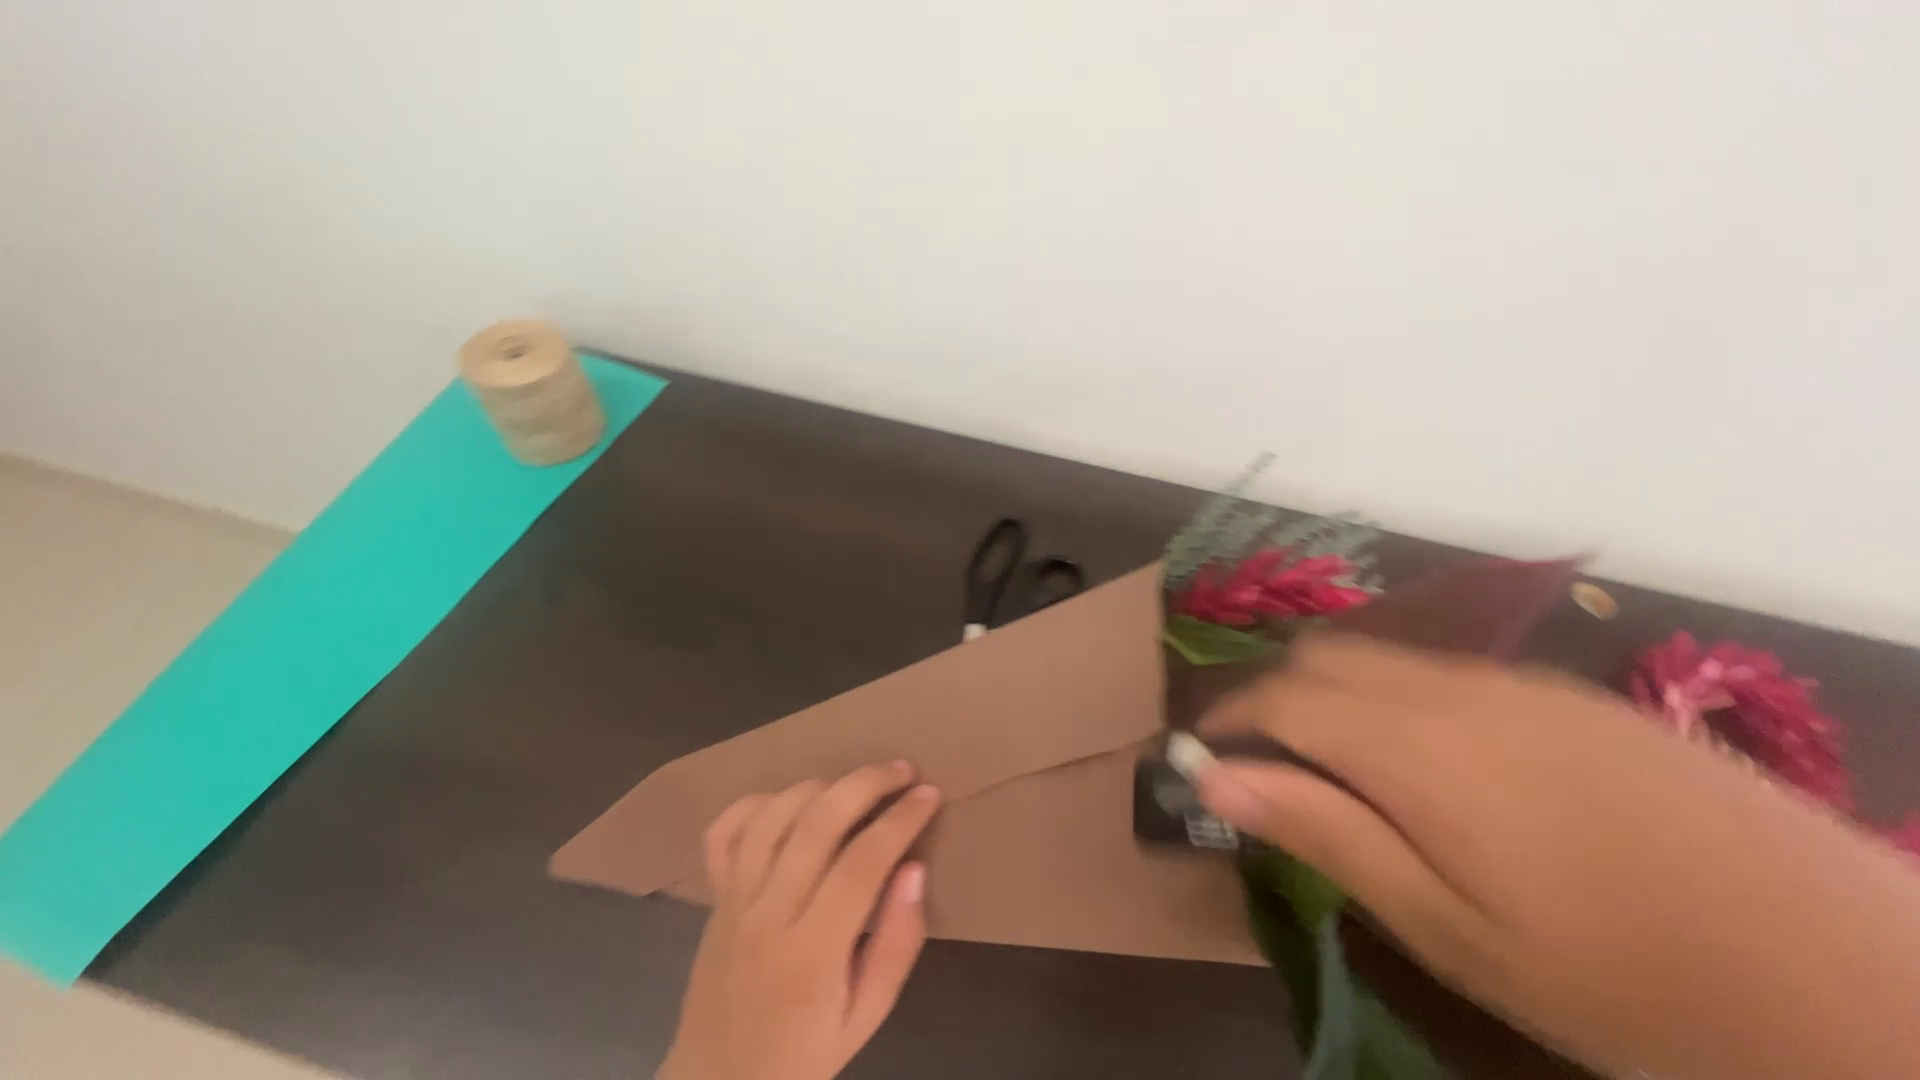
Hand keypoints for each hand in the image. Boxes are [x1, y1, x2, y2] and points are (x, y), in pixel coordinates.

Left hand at [658, 762, 939, 1079]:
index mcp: (811, 954)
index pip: (861, 864)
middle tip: (903, 770)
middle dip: (866, 784)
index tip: (929, 794)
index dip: (900, 820)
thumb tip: (914, 869)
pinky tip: (790, 800)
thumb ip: (895, 943)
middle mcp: (767, 914)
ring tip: (856, 783)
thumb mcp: (867, 1016)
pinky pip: (724, 831)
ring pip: (773, 816)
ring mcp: (732, 900)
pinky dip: (757, 802)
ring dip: (820, 785)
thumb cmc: (804, 1054)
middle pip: (816, 824)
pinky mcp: (712, 895)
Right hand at [1191, 635, 1919, 1079]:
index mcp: (1417, 743)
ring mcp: (1521, 682)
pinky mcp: (1570, 696)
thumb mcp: (1444, 924)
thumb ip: (1322, 831)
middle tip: (1262, 775)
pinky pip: (1443, 673)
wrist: (1850, 977)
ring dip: (1330, 697)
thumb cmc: (1613, 974)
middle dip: (1270, 701)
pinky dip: (1393, 700)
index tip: (1200, 765)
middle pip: (1323, 657)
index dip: (1226, 722)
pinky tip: (1427, 771)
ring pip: (1382, 657)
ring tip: (1333, 776)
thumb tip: (1213, 776)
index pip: (1280, 696)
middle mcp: (1458, 686)